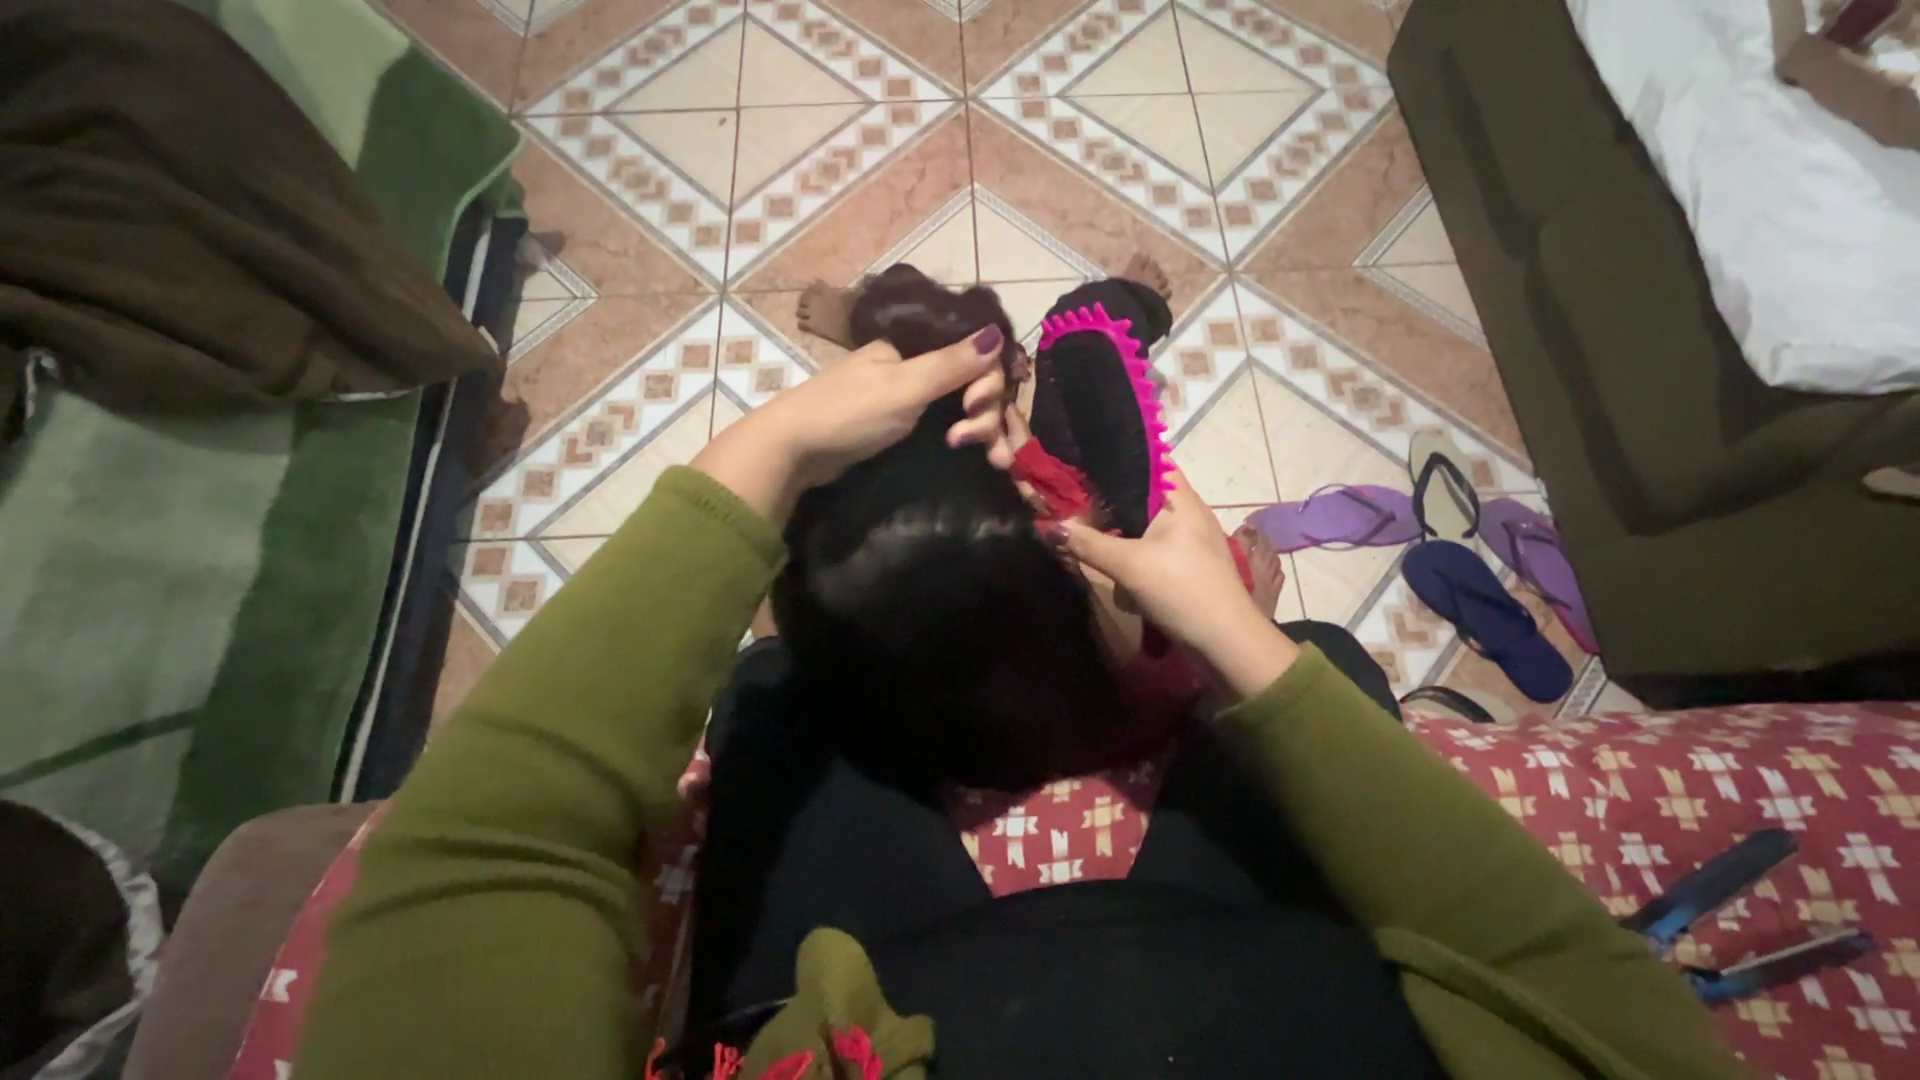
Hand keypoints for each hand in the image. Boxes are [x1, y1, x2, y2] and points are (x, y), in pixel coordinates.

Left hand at [692, 326, 1009, 522]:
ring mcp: (906, 400)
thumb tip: (997, 332)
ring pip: (962, 411)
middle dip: (989, 417)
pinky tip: (975, 458)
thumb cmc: (847, 413)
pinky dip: (964, 442)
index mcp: (911, 350)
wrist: (792, 452)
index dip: (988, 385)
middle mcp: (912, 370)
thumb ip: (950, 364)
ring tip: (991, 461)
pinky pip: (944, 428)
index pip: (971, 358)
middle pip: (971, 386)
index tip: (977, 409)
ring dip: (982, 432)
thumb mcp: (903, 387)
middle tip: (992, 452)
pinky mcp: (900, 431)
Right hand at [1062, 472, 1300, 696]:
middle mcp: (1187, 514)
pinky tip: (1124, 587)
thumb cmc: (1181, 589)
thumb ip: (1087, 543)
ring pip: (1142, 532)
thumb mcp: (1128, 564)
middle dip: (1109, 512)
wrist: (1225, 642)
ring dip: (1121, 548)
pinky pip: (1151, 557)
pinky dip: (1135, 568)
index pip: (1149, 461)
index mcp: (1180, 499)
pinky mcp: (1187, 569)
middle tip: (1075, 516)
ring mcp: (1189, 543)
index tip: (1083, 466)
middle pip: (1140, 500)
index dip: (1118, 460)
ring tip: (1096, 556)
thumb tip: (1048, 527)